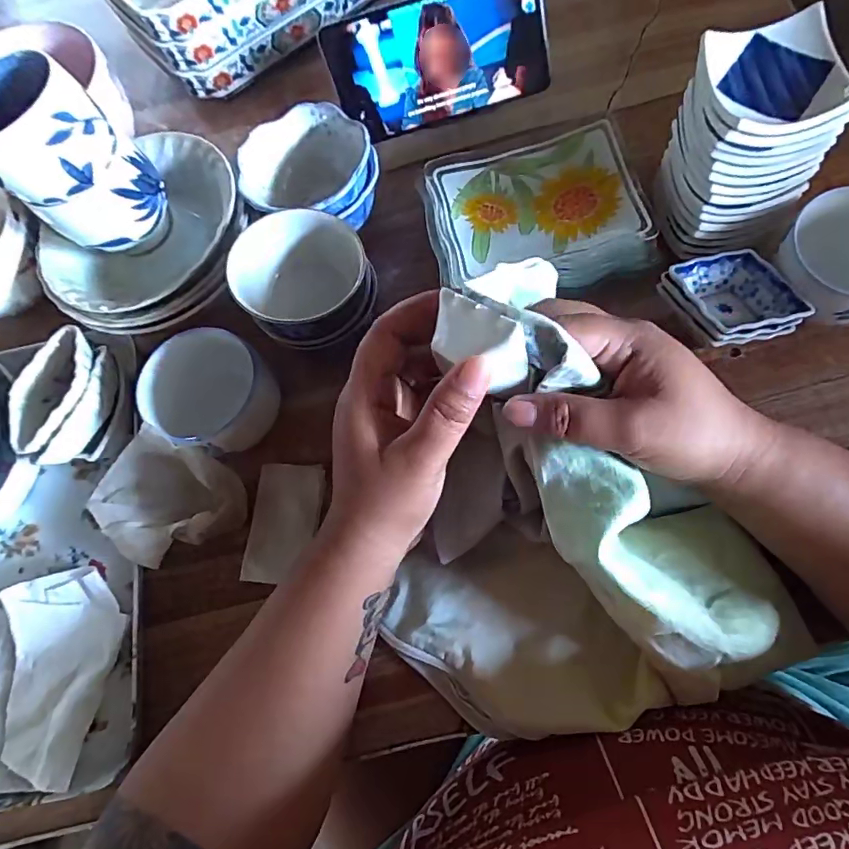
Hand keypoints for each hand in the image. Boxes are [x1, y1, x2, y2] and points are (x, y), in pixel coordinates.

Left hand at [324, 291, 489, 558]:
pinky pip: (422, 394)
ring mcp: (384, 413)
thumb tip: (481, 361)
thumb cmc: (386, 505)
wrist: (367, 547)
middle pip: (399, 347)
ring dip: (444, 359)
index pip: (384, 335)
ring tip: (484, 350)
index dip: (416, 312)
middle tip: (480, 324)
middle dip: (436, 332)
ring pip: (413, 370)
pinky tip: (473, 388)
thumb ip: (448, 411)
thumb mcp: (421, 457)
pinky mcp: (398, 429)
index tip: (456, 302)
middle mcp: (370, 396)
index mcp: (363, 395)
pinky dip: (446, 386)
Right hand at [500, 300, 779, 486]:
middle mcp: (620, 337)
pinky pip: (573, 369)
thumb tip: (509, 409)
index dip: (523, 341)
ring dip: (534, 364)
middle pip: (559, 325)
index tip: (485, 364)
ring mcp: (618, 357)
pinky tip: (530, 399)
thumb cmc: (692, 438)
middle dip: (523, 345)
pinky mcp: (616, 378)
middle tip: (488, 373)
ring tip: (500, 385)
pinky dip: (549, 380)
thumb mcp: (631, 430)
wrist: (735, 459)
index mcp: (628, 337)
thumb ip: (570, 417)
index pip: (563, 325)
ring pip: (563, 346)